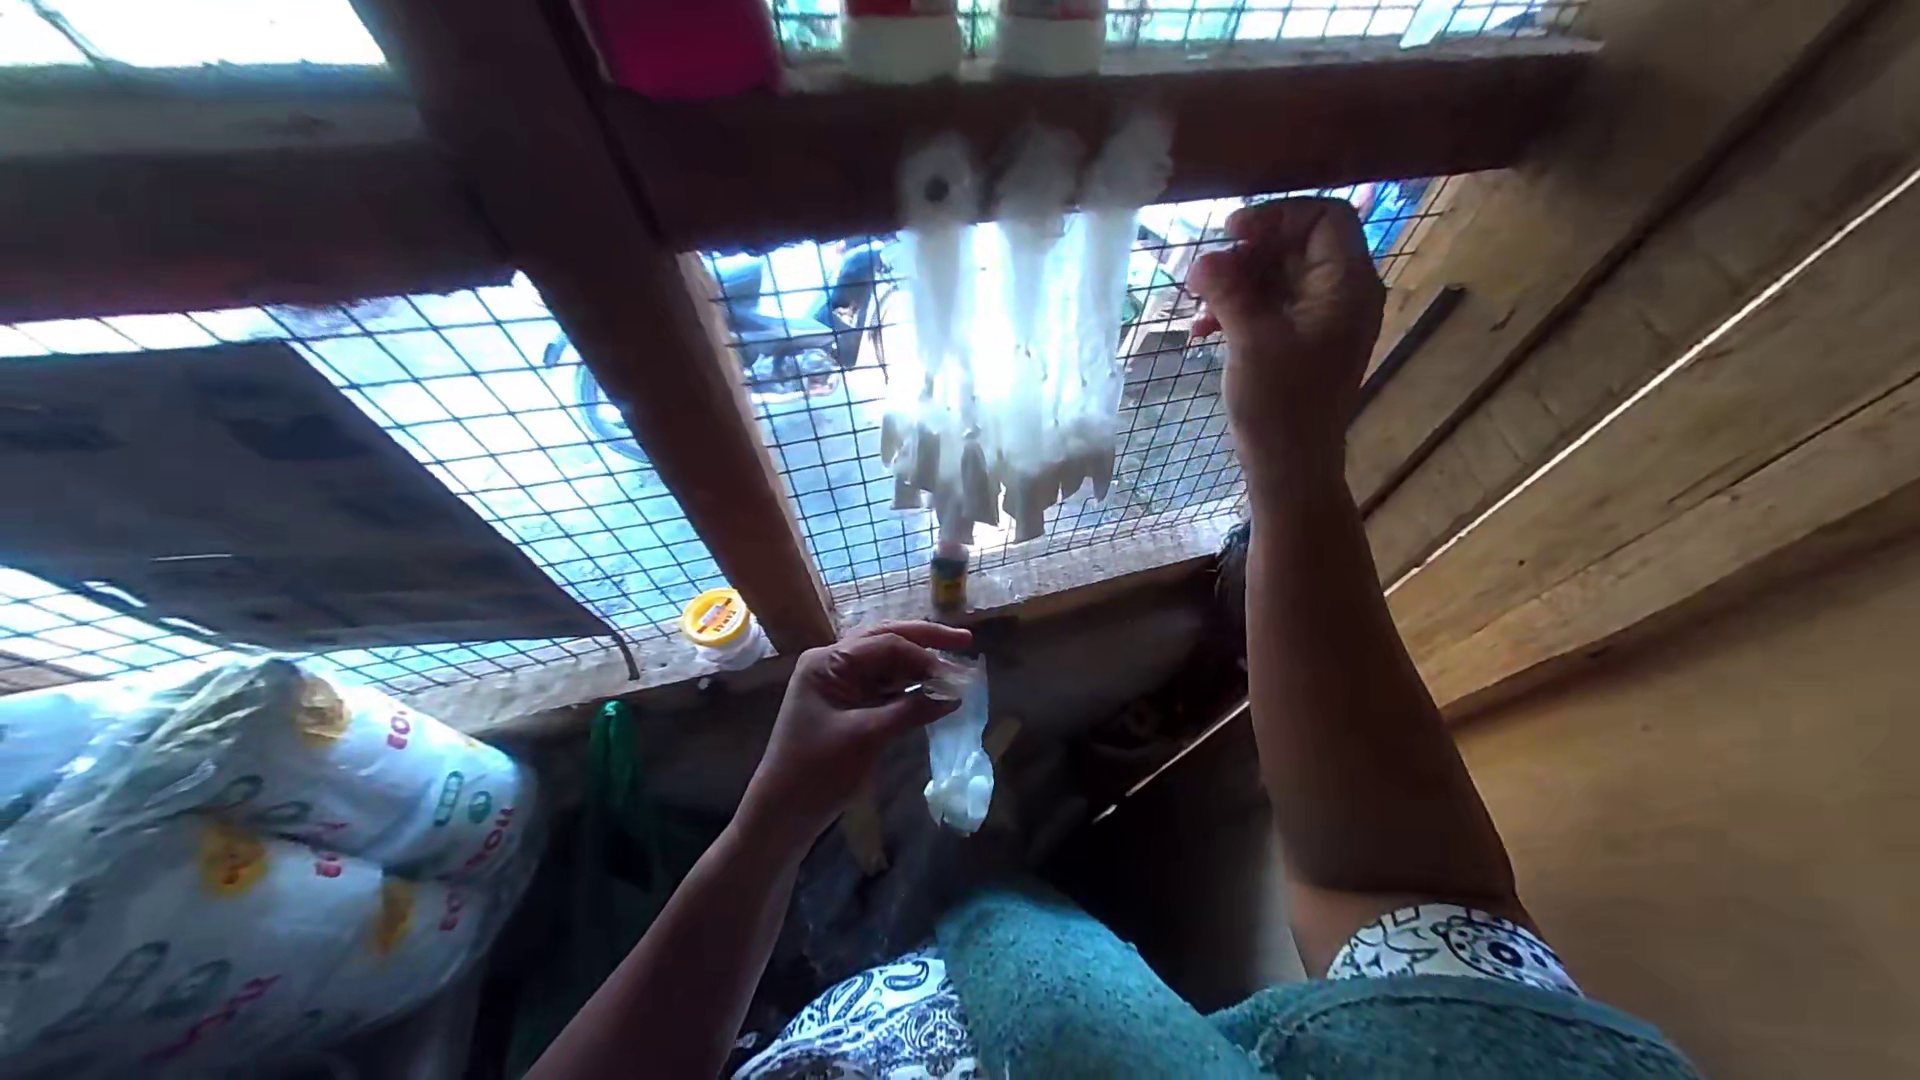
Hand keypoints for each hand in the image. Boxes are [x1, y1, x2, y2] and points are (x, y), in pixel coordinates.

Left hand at [739, 620, 972, 844]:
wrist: (783, 813)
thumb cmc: (817, 771)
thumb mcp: (867, 737)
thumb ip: (911, 709)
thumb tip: (955, 693)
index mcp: (827, 661)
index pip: (885, 643)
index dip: (923, 655)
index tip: (955, 675)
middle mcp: (833, 662)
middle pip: (887, 640)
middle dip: (926, 640)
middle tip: (966, 641)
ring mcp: (841, 682)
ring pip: (889, 661)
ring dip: (920, 663)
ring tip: (956, 667)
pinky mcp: (849, 702)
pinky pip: (885, 684)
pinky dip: (910, 685)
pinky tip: (934, 688)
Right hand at [1187, 197, 1384, 475]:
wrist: (1289, 465)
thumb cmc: (1279, 404)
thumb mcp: (1251, 341)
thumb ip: (1229, 292)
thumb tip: (1201, 259)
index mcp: (1347, 286)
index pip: (1324, 218)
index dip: (1276, 216)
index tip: (1228, 233)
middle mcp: (1340, 296)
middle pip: (1295, 247)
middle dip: (1245, 256)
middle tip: (1201, 276)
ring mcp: (1320, 321)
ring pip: (1276, 278)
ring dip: (1234, 285)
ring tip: (1196, 305)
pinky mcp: (1298, 343)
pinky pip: (1269, 308)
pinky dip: (1237, 310)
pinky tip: (1202, 330)